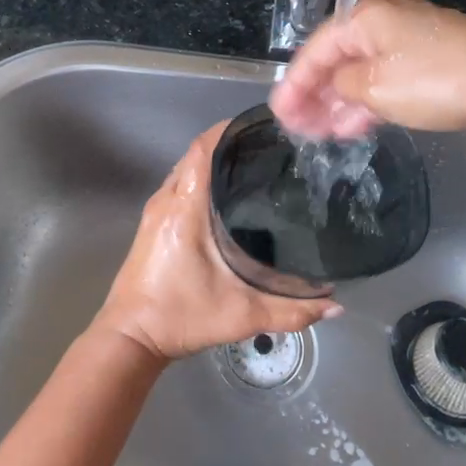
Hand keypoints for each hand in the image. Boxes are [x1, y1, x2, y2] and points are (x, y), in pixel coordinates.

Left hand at [92, 122, 341, 359]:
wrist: (129, 338)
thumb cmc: (181, 316)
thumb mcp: (241, 315)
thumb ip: (291, 310)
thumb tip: (336, 305)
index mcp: (185, 208)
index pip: (202, 149)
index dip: (227, 131)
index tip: (259, 128)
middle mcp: (167, 200)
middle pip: (195, 155)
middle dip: (227, 146)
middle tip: (266, 149)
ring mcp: (156, 212)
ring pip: (185, 171)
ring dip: (212, 164)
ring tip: (251, 167)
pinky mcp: (152, 225)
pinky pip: (178, 187)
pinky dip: (200, 181)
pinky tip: (225, 197)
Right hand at [270, 0, 465, 139]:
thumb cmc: (439, 81)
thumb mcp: (377, 88)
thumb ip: (344, 85)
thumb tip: (337, 84)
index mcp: (366, 18)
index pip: (316, 50)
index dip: (294, 84)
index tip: (278, 113)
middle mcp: (386, 20)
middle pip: (338, 58)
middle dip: (315, 94)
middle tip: (296, 127)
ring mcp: (412, 38)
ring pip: (363, 70)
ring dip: (341, 102)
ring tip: (321, 133)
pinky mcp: (433, 57)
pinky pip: (387, 77)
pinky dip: (369, 100)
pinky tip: (356, 124)